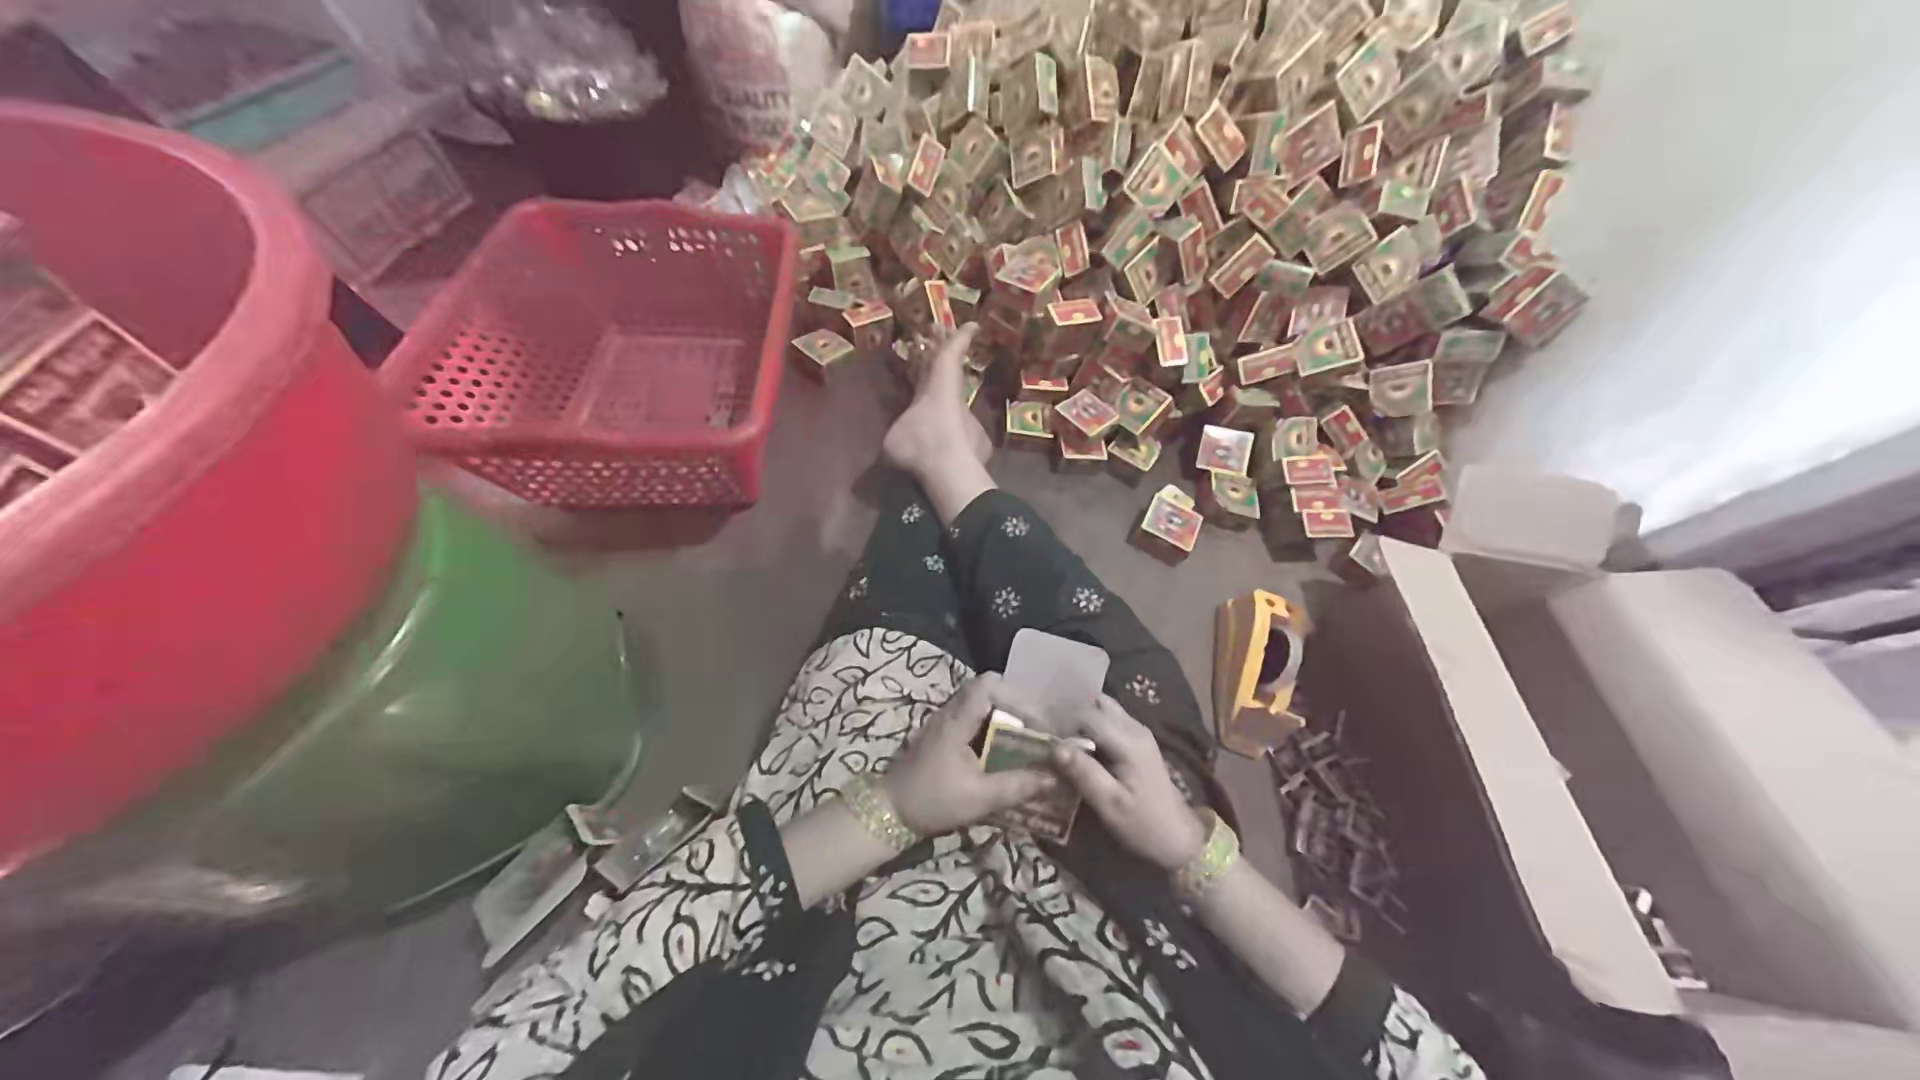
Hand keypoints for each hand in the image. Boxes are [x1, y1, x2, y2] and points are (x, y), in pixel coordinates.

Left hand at [881, 674, 1056, 836]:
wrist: (888, 812)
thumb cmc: (932, 801)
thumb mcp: (979, 798)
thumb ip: (1018, 785)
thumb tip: (1055, 777)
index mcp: (957, 719)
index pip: (988, 685)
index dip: (1018, 698)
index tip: (1037, 724)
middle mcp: (951, 712)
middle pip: (989, 690)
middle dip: (1018, 707)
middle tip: (1038, 732)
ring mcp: (946, 722)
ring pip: (982, 703)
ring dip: (1007, 717)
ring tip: (1029, 740)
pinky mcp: (944, 735)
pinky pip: (975, 718)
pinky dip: (995, 727)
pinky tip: (1007, 751)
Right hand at [1052, 695, 1207, 871]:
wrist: (1180, 841)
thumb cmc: (1144, 825)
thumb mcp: (1110, 804)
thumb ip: (1083, 773)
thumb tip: (1054, 747)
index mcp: (1128, 740)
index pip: (1086, 714)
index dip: (1061, 721)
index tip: (1042, 736)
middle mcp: (1134, 728)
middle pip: (1096, 703)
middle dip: (1071, 713)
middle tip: (1049, 733)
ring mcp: (1138, 734)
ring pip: (1103, 710)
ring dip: (1081, 719)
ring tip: (1060, 739)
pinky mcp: (1138, 743)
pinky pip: (1110, 722)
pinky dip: (1091, 728)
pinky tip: (1078, 747)